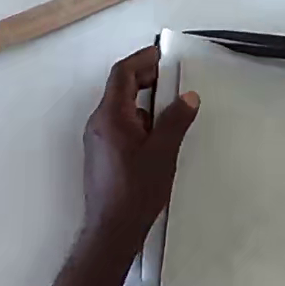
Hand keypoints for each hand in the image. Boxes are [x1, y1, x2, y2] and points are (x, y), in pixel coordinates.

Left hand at [81, 46, 199, 249]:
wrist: (111, 230)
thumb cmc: (134, 192)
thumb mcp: (163, 153)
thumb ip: (175, 121)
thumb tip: (187, 98)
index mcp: (110, 116)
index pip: (122, 74)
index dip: (141, 60)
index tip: (159, 55)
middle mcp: (98, 122)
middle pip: (119, 88)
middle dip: (144, 79)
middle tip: (169, 79)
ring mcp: (97, 138)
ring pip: (120, 107)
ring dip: (143, 101)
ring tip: (169, 108)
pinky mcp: (101, 153)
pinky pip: (118, 124)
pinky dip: (137, 119)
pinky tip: (157, 134)